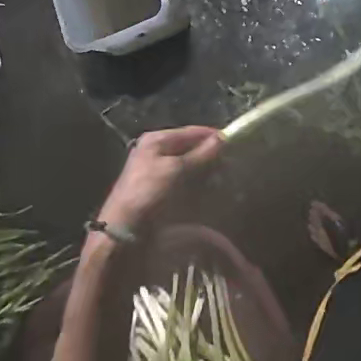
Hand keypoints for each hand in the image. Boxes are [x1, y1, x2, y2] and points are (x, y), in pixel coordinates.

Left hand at [96, 126, 223, 233]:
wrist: (124, 228)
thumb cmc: (149, 192)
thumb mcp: (176, 170)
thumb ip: (200, 154)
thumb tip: (222, 138)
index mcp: (157, 140)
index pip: (191, 132)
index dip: (213, 137)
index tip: (236, 144)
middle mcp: (156, 151)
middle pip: (190, 147)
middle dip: (210, 155)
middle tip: (231, 165)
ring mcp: (157, 170)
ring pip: (189, 165)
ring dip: (206, 171)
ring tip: (224, 179)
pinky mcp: (160, 188)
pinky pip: (185, 180)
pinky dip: (197, 183)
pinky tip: (209, 190)